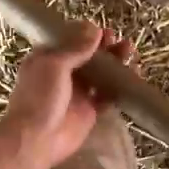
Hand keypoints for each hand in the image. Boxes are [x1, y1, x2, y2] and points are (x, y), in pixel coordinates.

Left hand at [0, 23, 135, 168]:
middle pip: (88, 56)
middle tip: (120, 42)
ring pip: (100, 74)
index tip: (102, 32)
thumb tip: (94, 29)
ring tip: (129, 54)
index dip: (87, 34)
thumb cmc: (39, 97)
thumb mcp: (54, 65)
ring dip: (114, 64)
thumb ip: (75, 48)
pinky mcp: (89, 110)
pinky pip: (107, 95)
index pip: (70, 40)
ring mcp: (77, 92)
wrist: (36, 139)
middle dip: (104, 48)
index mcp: (48, 59)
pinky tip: (132, 79)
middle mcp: (62, 74)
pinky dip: (119, 87)